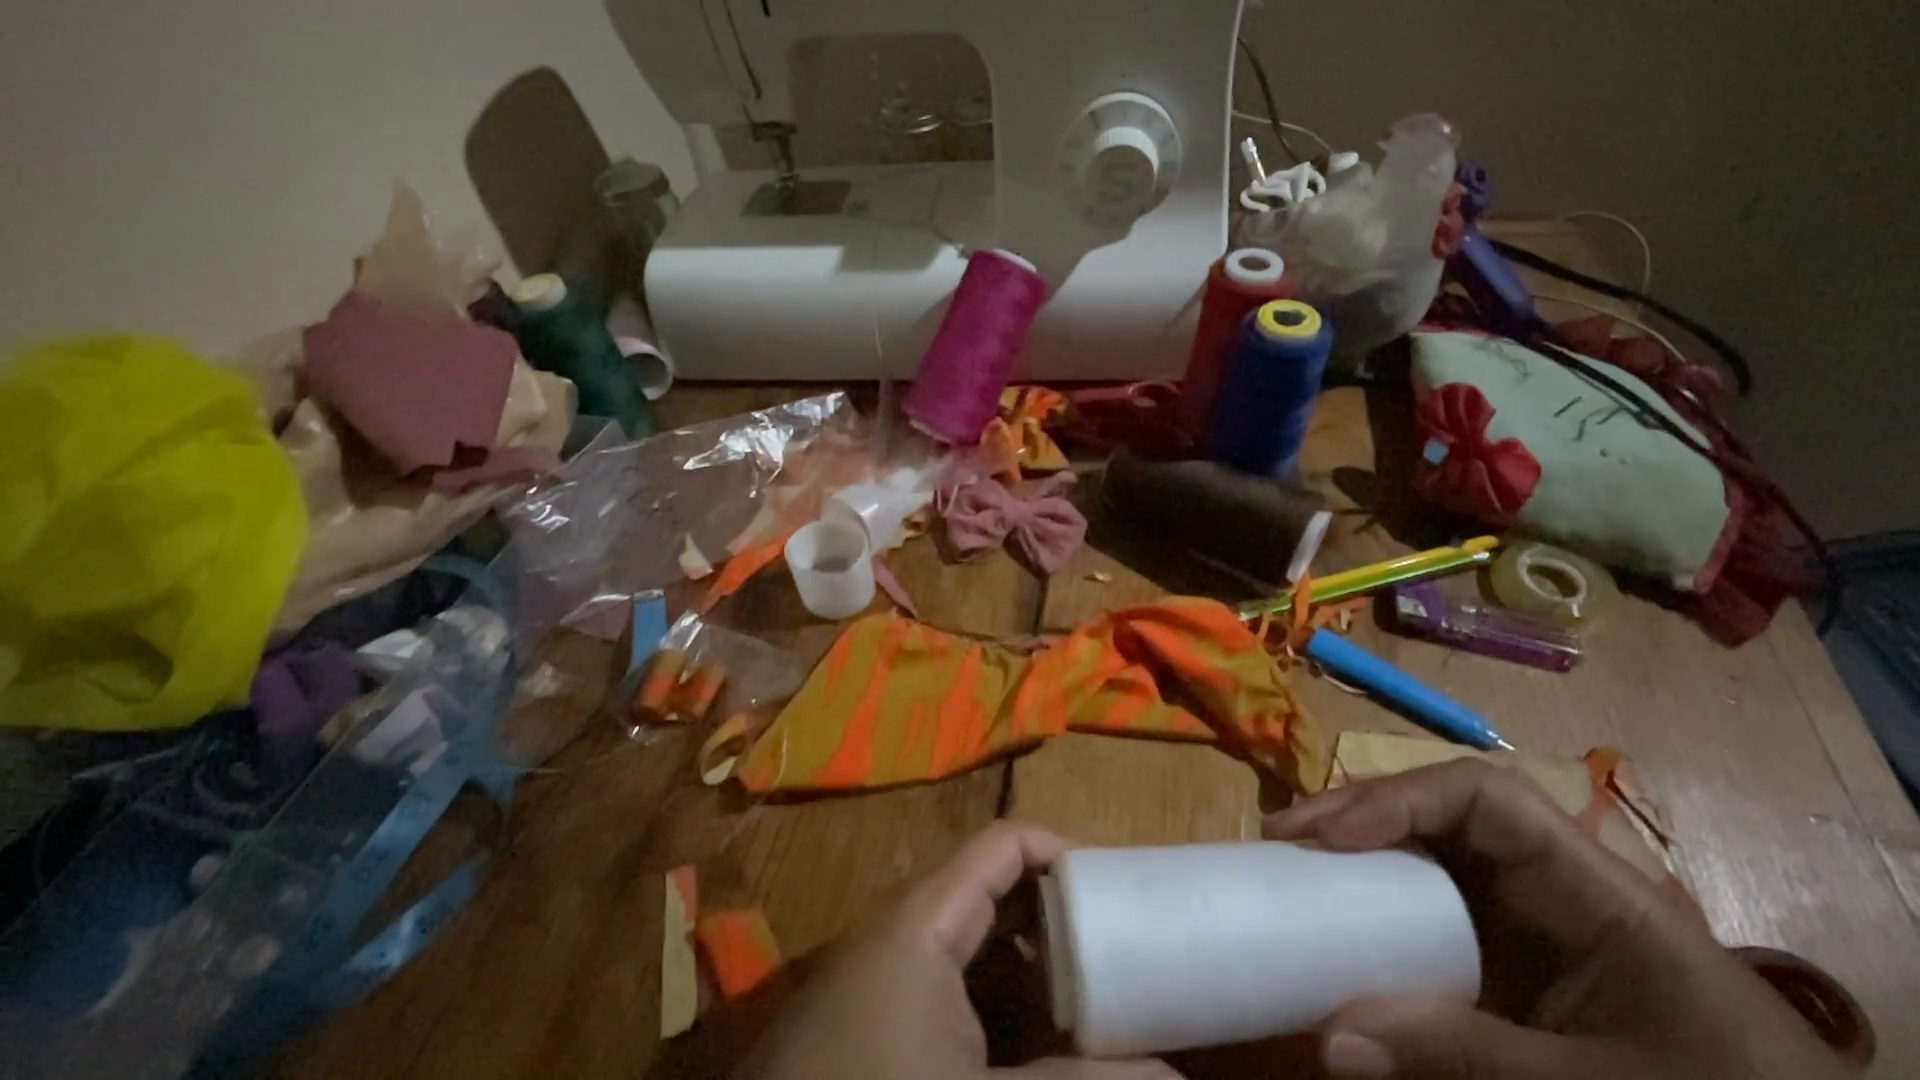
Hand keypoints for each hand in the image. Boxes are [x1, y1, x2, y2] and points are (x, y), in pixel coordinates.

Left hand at [745, 822, 1178, 1079]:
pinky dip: (985, 999)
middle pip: (986, 889)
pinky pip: (936, 982)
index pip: (1003, 844)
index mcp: (921, 923)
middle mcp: (895, 930)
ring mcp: (873, 974)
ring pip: (962, 940)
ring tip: (1078, 1004)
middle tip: (1111, 954)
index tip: (1118, 896)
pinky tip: (1017, 1046)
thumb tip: (1175, 1078)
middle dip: (1052, 917)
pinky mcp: (861, 1018)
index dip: (1064, 854)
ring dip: (1021, 964)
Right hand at [1263, 759, 1853, 1078]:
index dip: (1398, 799)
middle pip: (1436, 815)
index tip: (1330, 838)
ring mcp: (1522, 926)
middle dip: (1353, 816)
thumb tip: (1328, 1040)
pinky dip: (1373, 911)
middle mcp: (1544, 886)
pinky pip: (1428, 917)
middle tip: (1280, 841)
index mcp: (1587, 886)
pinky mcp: (1505, 967)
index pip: (1483, 797)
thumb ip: (1468, 1056)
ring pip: (1425, 858)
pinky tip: (1334, 925)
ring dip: (1354, 854)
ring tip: (1288, 866)